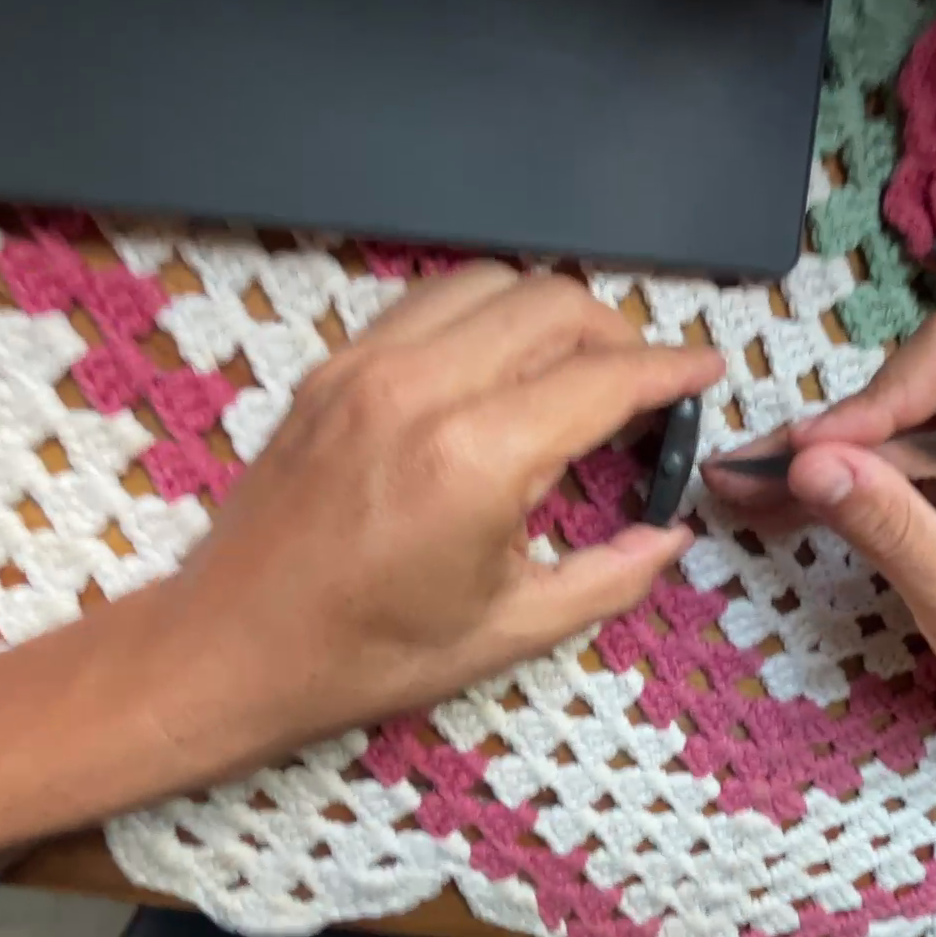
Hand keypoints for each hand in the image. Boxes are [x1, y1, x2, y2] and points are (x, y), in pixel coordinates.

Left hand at [147, 264, 723, 762]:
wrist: (228, 648)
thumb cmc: (374, 653)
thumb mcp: (513, 630)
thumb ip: (612, 575)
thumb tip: (671, 534)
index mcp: (474, 459)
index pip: (601, 380)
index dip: (669, 370)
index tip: (707, 369)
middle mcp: (422, 386)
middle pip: (556, 305)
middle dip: (621, 335)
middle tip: (644, 387)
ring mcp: (369, 364)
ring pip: (496, 283)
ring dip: (557, 316)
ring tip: (579, 371)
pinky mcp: (335, 365)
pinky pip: (436, 301)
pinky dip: (492, 316)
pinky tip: (504, 367)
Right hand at [704, 309, 935, 723]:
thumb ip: (893, 529)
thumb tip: (807, 464)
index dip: (877, 398)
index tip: (813, 456)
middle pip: (905, 386)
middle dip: (826, 434)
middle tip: (746, 477)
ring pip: (883, 422)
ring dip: (813, 457)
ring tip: (739, 487)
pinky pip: (885, 458)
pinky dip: (831, 481)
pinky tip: (773, 502)